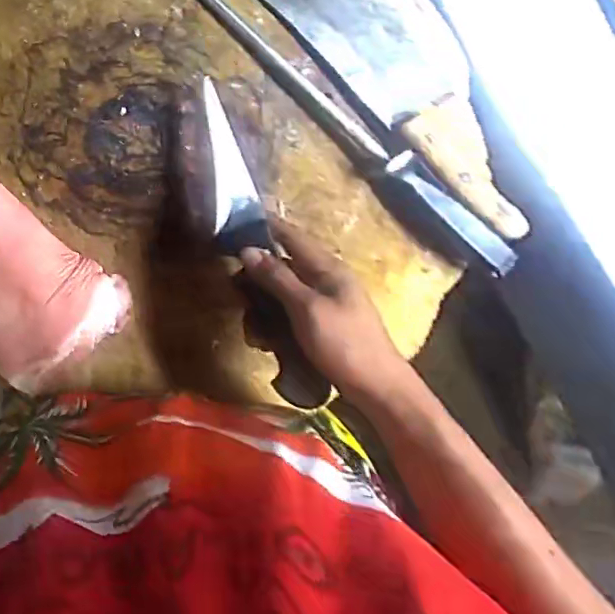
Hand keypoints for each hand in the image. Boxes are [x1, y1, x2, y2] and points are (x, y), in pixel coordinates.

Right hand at [237, 218, 417, 408]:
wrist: (381, 392)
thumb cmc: (344, 344)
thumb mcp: (305, 308)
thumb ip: (276, 277)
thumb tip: (246, 249)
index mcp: (326, 268)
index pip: (290, 234)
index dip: (263, 225)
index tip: (233, 221)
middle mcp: (325, 278)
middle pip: (281, 263)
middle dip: (256, 276)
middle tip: (236, 291)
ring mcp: (325, 301)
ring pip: (281, 290)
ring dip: (263, 305)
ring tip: (255, 331)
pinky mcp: (322, 322)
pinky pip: (288, 310)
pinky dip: (274, 321)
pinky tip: (268, 342)